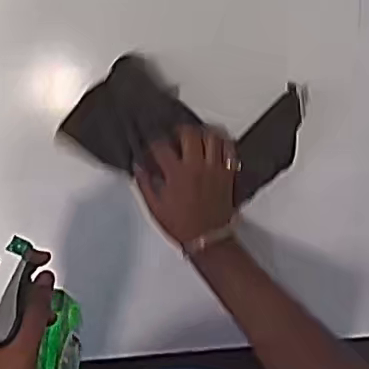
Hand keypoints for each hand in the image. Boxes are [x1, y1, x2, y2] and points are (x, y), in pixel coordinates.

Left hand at [0, 248, 54, 368]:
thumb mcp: (23, 350)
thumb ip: (35, 311)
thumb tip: (43, 281)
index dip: (19, 260)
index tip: (41, 259)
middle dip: (24, 277)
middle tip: (47, 279)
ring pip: (0, 301)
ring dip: (25, 297)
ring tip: (45, 305)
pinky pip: (2, 318)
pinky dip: (21, 314)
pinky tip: (38, 324)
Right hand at [135, 126, 237, 248]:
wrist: (208, 238)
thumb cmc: (183, 225)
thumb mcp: (155, 207)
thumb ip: (145, 184)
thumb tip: (138, 167)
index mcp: (176, 174)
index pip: (161, 147)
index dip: (154, 144)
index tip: (153, 148)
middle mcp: (196, 167)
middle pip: (190, 134)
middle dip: (180, 130)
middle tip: (176, 134)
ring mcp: (214, 168)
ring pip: (213, 137)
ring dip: (203, 132)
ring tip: (197, 135)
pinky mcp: (228, 173)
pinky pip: (229, 149)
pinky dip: (224, 142)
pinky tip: (217, 142)